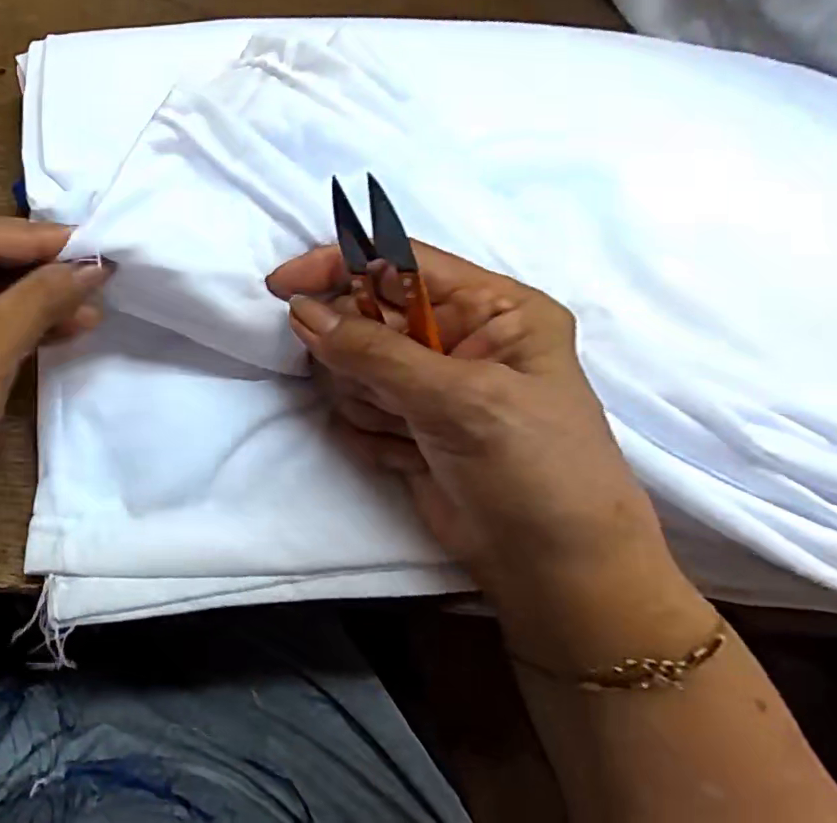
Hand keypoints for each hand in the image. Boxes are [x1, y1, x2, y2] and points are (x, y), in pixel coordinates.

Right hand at [267, 243, 698, 653]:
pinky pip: (355, 406)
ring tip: (409, 432)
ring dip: (367, 400)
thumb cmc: (533, 469)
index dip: (340, 266)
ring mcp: (430, 381)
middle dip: (358, 354)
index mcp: (493, 308)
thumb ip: (375, 351)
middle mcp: (459, 335)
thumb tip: (301, 311)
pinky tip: (410, 457)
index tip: (282, 286)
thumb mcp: (460, 400)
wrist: (554, 572)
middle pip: (367, 315)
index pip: (401, 262)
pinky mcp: (409, 422)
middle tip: (380, 393)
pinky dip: (371, 431)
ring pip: (352, 364)